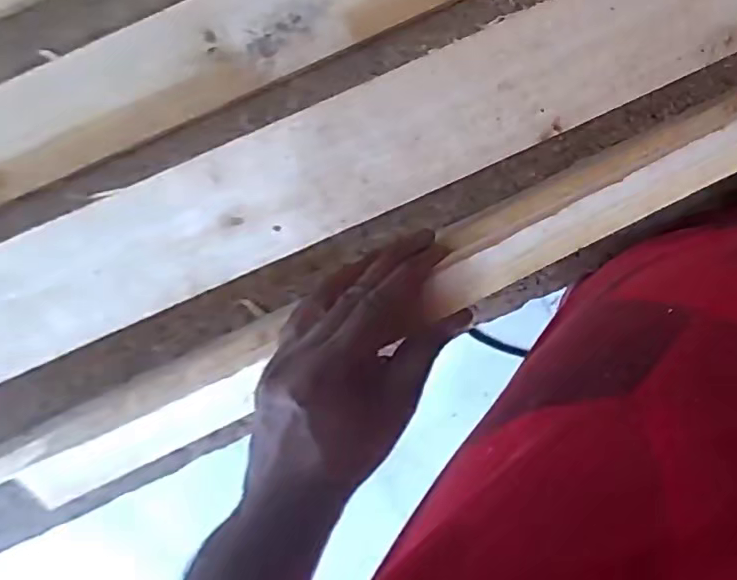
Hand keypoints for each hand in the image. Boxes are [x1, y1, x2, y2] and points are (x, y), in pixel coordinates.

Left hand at [246, 231, 470, 501]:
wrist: (289, 499)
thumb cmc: (353, 452)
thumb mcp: (399, 402)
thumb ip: (425, 349)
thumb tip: (462, 312)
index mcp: (330, 364)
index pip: (376, 300)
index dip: (410, 270)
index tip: (438, 249)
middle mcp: (299, 352)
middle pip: (350, 291)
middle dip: (390, 259)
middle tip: (423, 238)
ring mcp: (280, 356)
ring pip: (321, 297)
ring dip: (359, 269)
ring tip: (388, 252)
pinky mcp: (274, 362)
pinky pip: (304, 315)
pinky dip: (332, 293)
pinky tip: (349, 286)